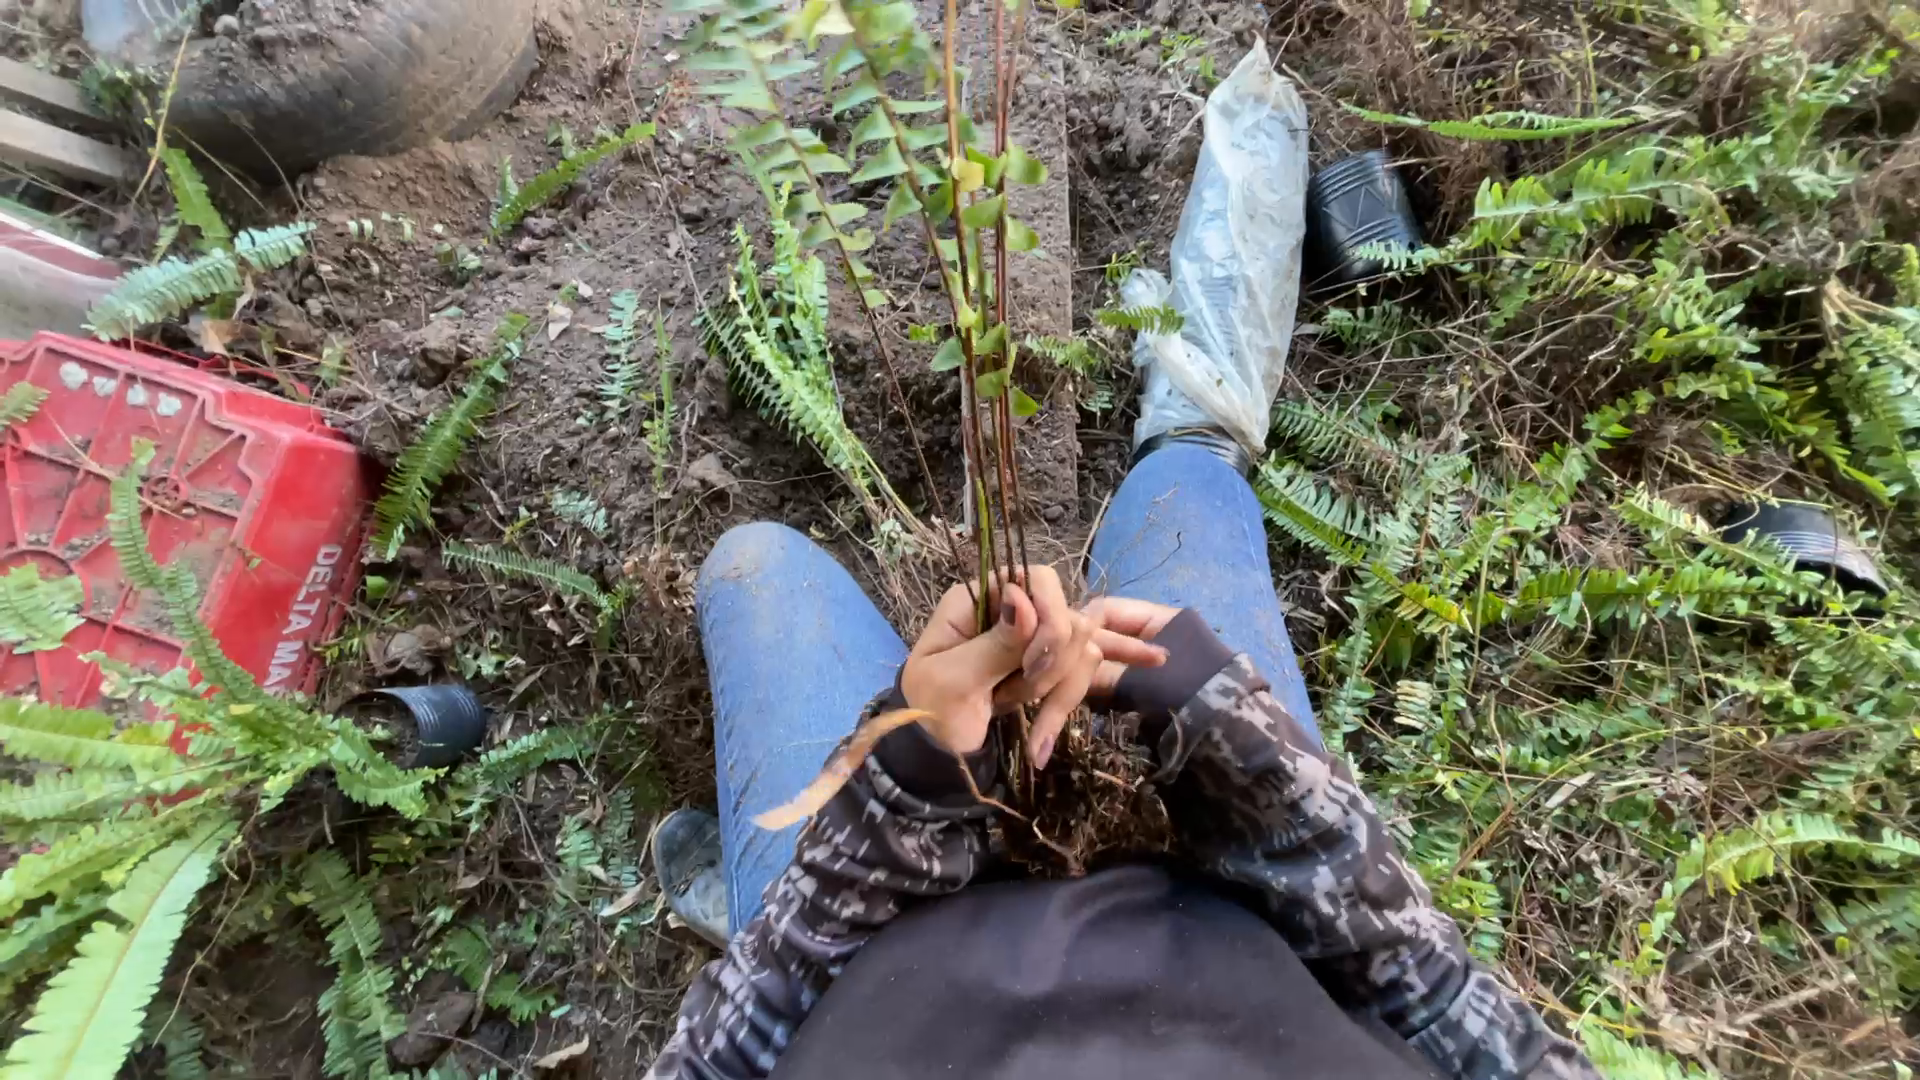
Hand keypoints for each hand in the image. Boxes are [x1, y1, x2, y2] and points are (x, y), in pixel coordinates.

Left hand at [901, 568, 1166, 766]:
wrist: (938, 751)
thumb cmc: (932, 710)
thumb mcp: (953, 681)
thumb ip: (992, 643)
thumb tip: (1022, 597)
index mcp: (978, 599)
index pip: (1035, 579)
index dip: (1048, 618)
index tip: (1034, 664)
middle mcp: (1012, 610)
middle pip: (1066, 619)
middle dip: (1047, 667)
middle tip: (1010, 699)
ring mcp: (1034, 638)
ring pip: (1081, 650)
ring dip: (1054, 691)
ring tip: (1014, 714)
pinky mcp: (1049, 665)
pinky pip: (1086, 668)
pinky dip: (1090, 686)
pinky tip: (1151, 662)